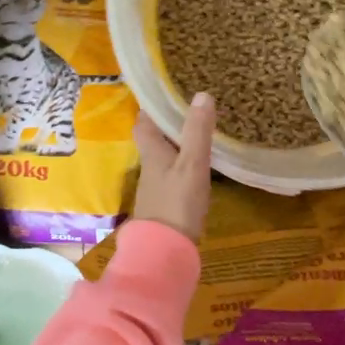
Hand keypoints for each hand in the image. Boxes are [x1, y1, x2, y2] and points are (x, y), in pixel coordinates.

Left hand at [132, 93, 216, 240]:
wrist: (164, 251)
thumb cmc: (177, 203)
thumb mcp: (192, 164)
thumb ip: (197, 131)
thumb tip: (201, 94)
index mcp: (151, 152)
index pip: (143, 123)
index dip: (151, 108)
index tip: (166, 94)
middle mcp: (149, 167)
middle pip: (152, 140)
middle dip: (167, 125)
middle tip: (188, 111)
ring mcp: (155, 187)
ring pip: (163, 157)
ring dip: (176, 145)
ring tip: (198, 134)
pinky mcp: (165, 204)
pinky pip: (172, 176)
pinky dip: (182, 166)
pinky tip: (198, 167)